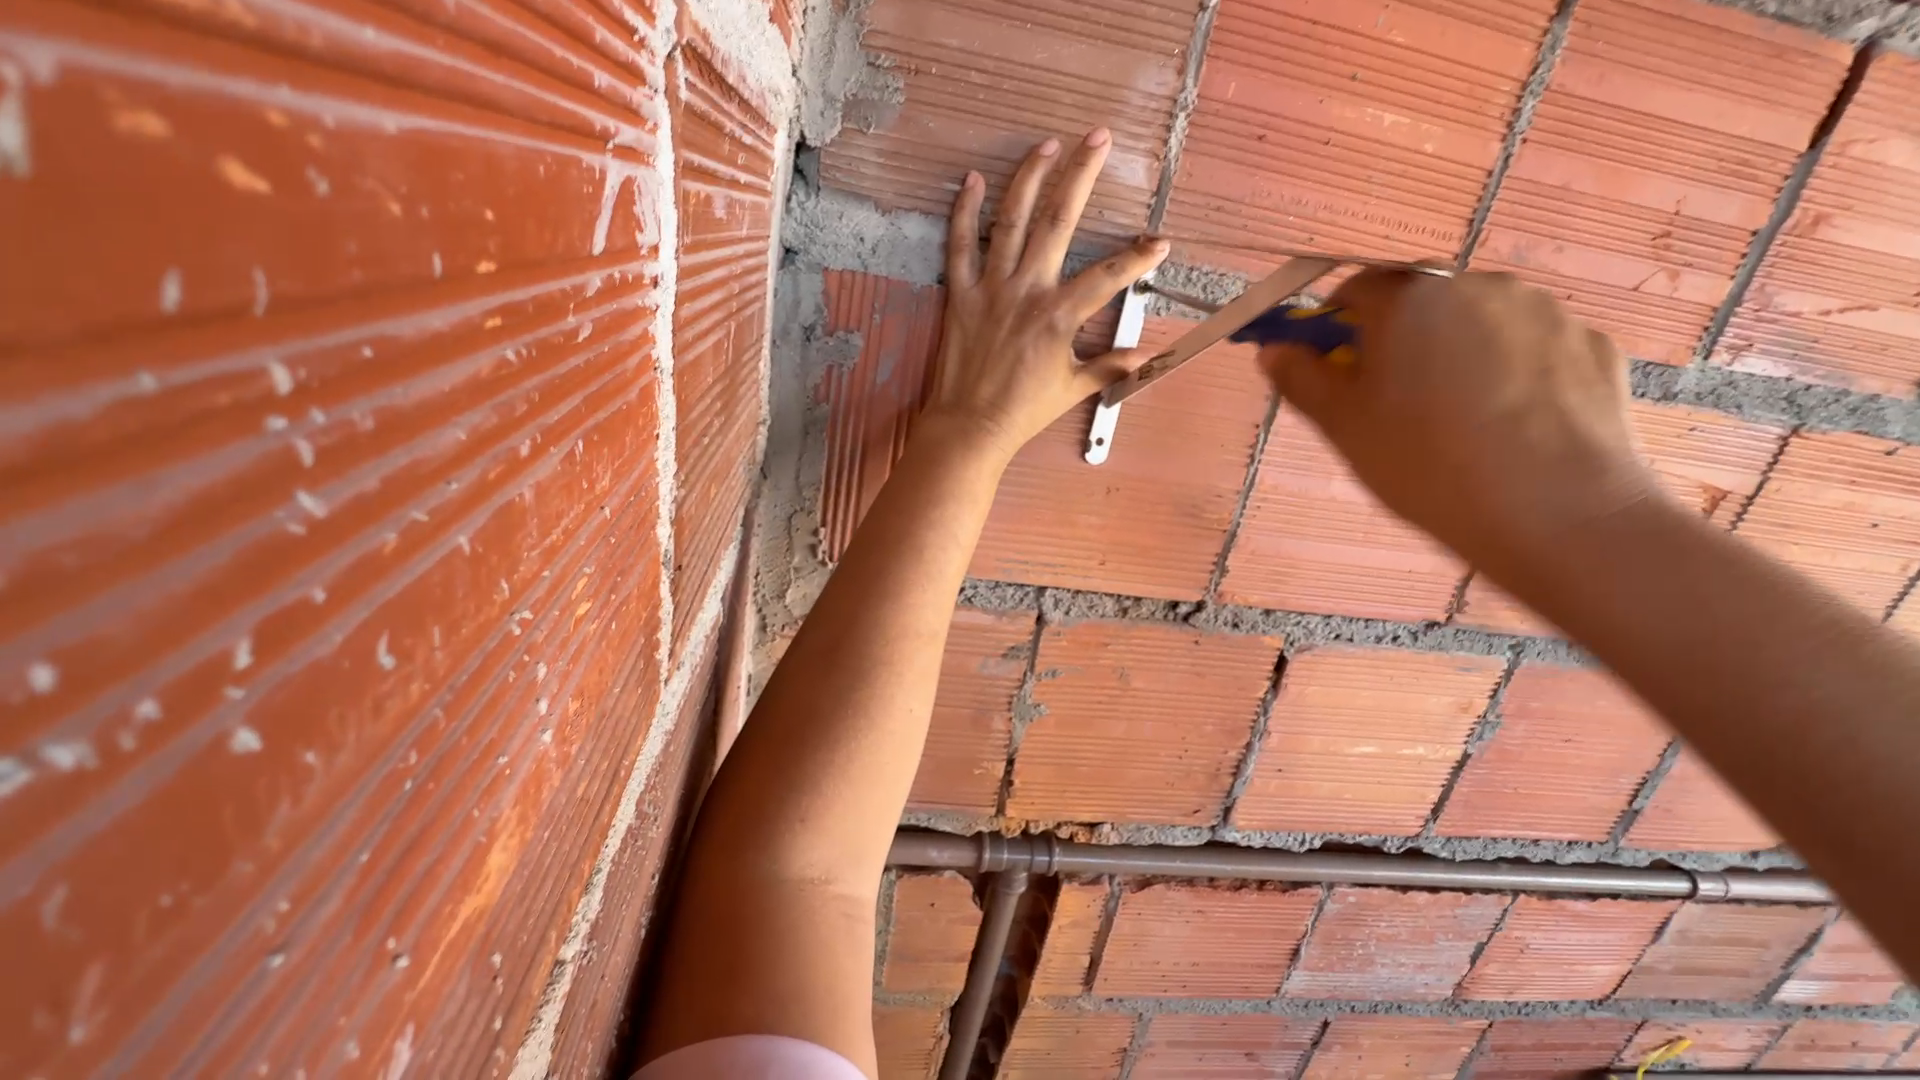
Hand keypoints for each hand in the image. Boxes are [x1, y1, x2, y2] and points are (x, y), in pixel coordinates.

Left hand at [919, 128, 1169, 462]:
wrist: (970, 426)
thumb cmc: (1023, 410)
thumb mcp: (1073, 389)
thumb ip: (1109, 367)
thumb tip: (1146, 357)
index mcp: (1058, 315)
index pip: (1107, 276)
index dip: (1137, 258)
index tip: (1160, 241)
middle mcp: (1027, 291)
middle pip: (1058, 221)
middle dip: (1081, 174)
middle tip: (1098, 137)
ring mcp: (991, 288)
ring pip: (1011, 220)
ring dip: (1029, 177)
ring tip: (1047, 144)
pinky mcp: (961, 294)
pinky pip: (960, 245)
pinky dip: (964, 211)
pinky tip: (972, 180)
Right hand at [1261, 269, 1663, 573]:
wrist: (1553, 511)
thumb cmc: (1423, 464)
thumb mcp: (1342, 427)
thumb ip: (1301, 379)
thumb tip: (1273, 350)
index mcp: (1409, 300)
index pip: (1357, 288)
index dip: (1337, 324)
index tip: (1337, 366)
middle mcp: (1479, 286)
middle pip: (1423, 300)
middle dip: (1402, 335)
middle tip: (1396, 398)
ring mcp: (1546, 311)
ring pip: (1482, 319)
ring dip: (1460, 349)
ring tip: (1461, 418)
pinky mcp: (1593, 344)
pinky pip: (1534, 347)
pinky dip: (1516, 371)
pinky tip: (1512, 425)